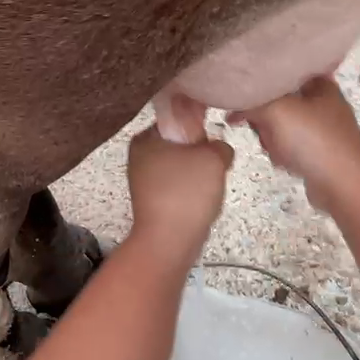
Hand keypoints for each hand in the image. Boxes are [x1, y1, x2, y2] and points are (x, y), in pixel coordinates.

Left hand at [126, 125, 232, 264]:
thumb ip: (220, 145)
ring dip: (198, 175)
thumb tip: (219, 150)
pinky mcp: (151, 201)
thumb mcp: (213, 158)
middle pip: (180, 144)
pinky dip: (191, 192)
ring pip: (181, 167)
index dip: (198, 126)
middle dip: (200, 154)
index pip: (176, 119)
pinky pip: (177, 187)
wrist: (169, 240)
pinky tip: (201, 202)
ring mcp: (143, 181)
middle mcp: (138, 156)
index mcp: (144, 138)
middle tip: (215, 164)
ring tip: (209, 186)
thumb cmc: (187, 191)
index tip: (213, 139)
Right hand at [231, 77, 359, 213]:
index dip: (260, 84)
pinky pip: (290, 146)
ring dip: (272, 139)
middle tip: (261, 127)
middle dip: (264, 118)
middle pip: (278, 101)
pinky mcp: (321, 152)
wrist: (345, 186)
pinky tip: (285, 162)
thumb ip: (251, 101)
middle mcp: (323, 102)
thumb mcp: (276, 110)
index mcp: (319, 83)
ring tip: (276, 149)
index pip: (281, 72)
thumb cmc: (314, 141)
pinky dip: (283, 154)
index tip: (246, 97)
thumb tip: (233, 104)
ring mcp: (323, 129)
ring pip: (281, 125)